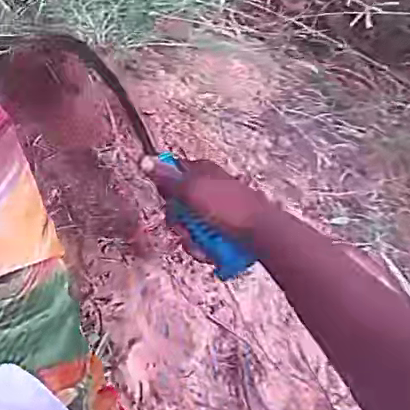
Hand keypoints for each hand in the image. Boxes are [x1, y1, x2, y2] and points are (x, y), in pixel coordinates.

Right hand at [137, 156, 282, 244]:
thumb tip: (145, 160)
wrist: (264, 235)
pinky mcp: (227, 228)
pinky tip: (211, 250)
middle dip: (179, 222)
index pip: (171, 172)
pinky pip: (205, 237)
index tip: (168, 200)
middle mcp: (210, 186)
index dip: (166, 189)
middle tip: (185, 228)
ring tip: (202, 244)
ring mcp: (219, 208)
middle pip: (179, 203)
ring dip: (192, 238)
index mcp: (202, 170)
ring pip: (191, 224)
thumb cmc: (229, 208)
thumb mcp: (191, 190)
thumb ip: (166, 178)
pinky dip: (205, 246)